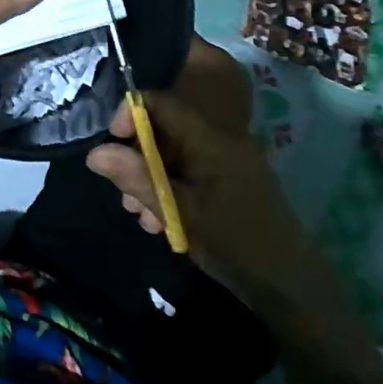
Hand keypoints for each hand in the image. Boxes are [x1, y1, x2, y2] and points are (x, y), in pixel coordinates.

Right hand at [85, 41, 306, 286]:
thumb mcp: (177, 212)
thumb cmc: (232, 242)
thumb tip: (95, 152)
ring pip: (173, 152)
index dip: (130, 113)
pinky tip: (160, 219)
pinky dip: (169, 187)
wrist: (288, 282)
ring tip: (142, 216)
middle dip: (137, 156)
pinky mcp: (228, 177)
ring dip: (150, 177)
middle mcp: (218, 137)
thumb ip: (136, 178)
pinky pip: (188, 168)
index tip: (112, 142)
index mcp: (209, 137)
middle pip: (164, 128)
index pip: (160, 101)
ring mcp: (225, 158)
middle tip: (124, 195)